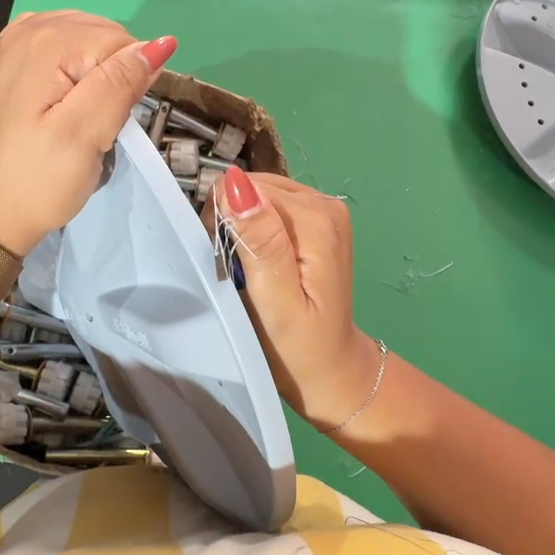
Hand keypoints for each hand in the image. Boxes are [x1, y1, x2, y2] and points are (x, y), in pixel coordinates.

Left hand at [0, 11, 175, 253]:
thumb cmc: (41, 178)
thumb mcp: (88, 133)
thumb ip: (121, 82)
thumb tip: (161, 43)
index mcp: (44, 44)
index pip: (118, 40)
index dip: (126, 80)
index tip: (106, 121)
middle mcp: (23, 31)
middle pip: (98, 33)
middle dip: (108, 73)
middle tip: (92, 122)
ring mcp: (8, 45)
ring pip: (79, 38)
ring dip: (91, 70)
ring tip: (77, 113)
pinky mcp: (4, 63)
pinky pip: (54, 46)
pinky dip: (68, 66)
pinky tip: (61, 98)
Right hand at [215, 168, 381, 429]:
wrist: (329, 370)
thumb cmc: (297, 345)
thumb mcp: (275, 300)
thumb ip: (259, 241)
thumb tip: (236, 183)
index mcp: (316, 219)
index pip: (246, 189)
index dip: (225, 220)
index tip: (225, 261)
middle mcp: (323, 204)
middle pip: (253, 188)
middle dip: (233, 222)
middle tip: (234, 270)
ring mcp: (321, 211)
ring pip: (257, 196)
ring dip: (241, 227)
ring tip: (245, 269)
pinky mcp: (314, 221)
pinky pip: (268, 207)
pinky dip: (253, 230)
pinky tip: (256, 262)